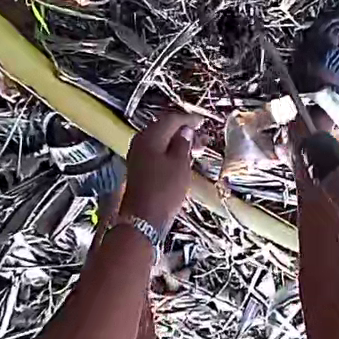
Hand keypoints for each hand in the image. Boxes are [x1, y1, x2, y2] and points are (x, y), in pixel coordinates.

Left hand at [119, 111, 202, 231]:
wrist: (144, 220)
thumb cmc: (163, 192)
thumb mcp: (180, 165)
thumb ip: (183, 143)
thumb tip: (186, 131)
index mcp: (150, 137)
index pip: (171, 119)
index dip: (188, 119)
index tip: (201, 121)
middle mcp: (140, 143)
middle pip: (164, 128)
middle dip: (184, 131)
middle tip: (201, 137)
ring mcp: (137, 156)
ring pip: (160, 141)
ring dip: (178, 143)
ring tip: (196, 150)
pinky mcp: (139, 169)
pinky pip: (156, 153)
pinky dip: (170, 153)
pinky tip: (182, 160)